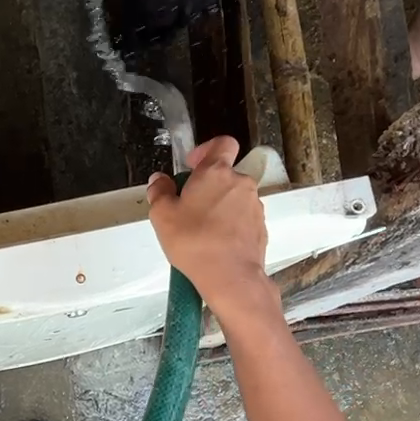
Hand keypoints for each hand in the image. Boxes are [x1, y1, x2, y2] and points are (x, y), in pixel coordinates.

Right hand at [146, 136, 272, 317]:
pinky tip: (213, 244)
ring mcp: (254, 206)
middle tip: (186, 208)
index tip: (192, 165)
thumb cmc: (194, 241)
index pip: (222, 144)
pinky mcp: (260, 227)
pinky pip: (241, 219)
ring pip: (232, 198)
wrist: (230, 276)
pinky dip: (228, 226)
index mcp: (216, 172)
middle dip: (205, 187)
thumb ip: (159, 192)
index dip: (207, 150)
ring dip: (217, 208)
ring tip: (198, 231)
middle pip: (223, 175)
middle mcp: (240, 183)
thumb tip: (159, 180)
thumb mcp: (162, 216)